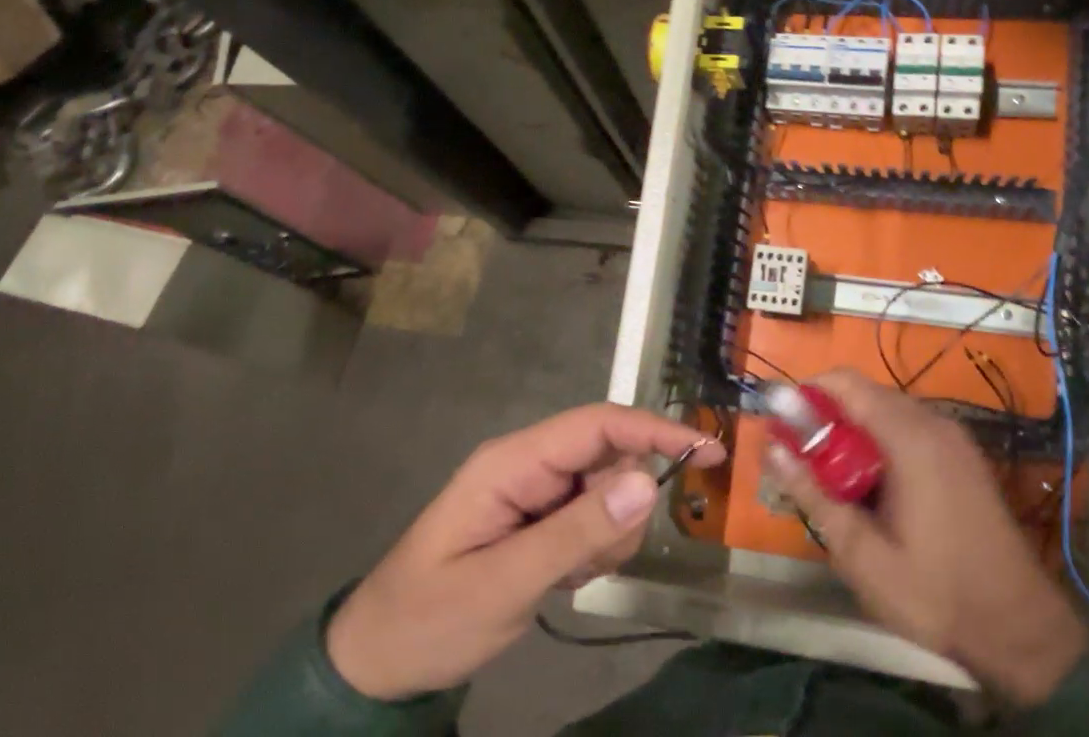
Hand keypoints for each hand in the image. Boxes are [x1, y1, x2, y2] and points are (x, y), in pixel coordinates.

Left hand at [325, 404, 724, 698]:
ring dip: (608, 537)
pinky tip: (564, 580)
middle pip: (612, 460)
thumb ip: (576, 532)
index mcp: (513, 462)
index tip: (708, 451)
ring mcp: (538, 493)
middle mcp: (530, 466)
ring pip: (612, 493)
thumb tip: (648, 482)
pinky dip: (597, 551)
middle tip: (592, 563)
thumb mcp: (502, 582)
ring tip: (567, 578)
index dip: (656, 431)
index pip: (599, 425)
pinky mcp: (544, 521)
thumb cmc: (429, 618)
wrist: (380, 662)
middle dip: (621, 509)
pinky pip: (598, 521)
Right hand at [767, 369, 1086, 705]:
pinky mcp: (964, 459)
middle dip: (826, 424)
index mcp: (909, 437)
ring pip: (887, 415)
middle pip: (865, 397)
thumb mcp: (860, 552)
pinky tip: (873, 497)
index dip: (805, 397)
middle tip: (802, 472)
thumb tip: (771, 449)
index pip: (845, 383)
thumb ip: (814, 494)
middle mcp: (935, 424)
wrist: (1017, 626)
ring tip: (835, 492)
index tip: (780, 433)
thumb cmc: (934, 592)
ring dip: (853, 440)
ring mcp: (955, 440)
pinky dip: (881, 449)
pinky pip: (910, 433)